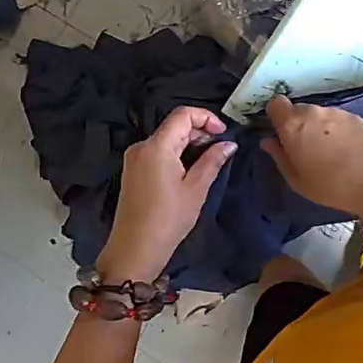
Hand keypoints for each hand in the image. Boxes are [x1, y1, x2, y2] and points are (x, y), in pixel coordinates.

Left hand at [99, 107, 236, 282]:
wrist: (135, 248)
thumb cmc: (169, 218)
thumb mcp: (196, 188)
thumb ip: (212, 161)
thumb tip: (229, 144)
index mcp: (157, 146)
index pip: (182, 115)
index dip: (206, 117)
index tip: (224, 132)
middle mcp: (142, 146)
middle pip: (174, 125)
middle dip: (199, 130)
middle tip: (220, 147)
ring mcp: (134, 158)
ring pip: (166, 138)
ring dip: (189, 142)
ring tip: (209, 158)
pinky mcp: (133, 169)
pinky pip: (158, 150)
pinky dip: (176, 152)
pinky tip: (190, 167)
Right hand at [260, 95, 362, 214]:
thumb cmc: (329, 185)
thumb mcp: (296, 179)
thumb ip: (279, 156)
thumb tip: (268, 141)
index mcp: (292, 124)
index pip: (275, 104)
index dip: (277, 116)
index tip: (281, 133)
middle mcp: (312, 112)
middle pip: (298, 111)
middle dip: (299, 126)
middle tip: (307, 149)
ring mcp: (336, 112)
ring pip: (320, 116)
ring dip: (320, 128)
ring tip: (331, 153)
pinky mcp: (356, 117)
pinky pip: (338, 121)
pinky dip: (338, 131)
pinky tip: (348, 151)